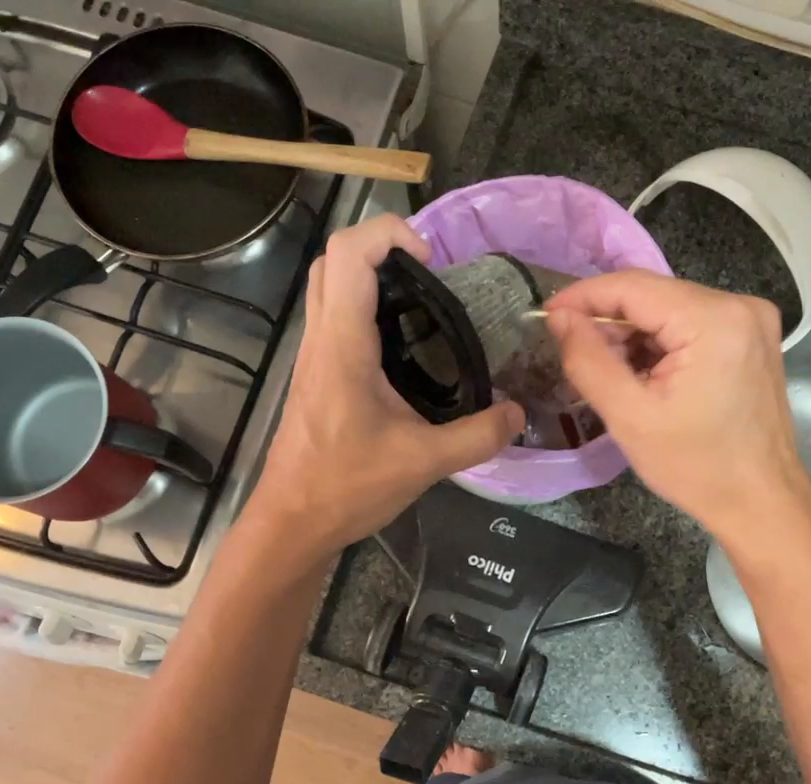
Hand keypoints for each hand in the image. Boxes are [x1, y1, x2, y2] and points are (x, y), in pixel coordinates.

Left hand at [249, 214, 523, 558]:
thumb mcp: (424, 463)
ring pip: (327, 286)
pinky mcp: (314, 376)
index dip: (390, 234)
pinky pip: (332, 318)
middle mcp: (321, 339)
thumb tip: (518, 415)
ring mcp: (312, 356)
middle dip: (380, 247)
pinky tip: (402, 347)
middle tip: (428, 278)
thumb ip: (477, 436)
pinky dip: (362, 308)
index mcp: (343, 345)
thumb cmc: (347, 487)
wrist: (293, 521)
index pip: (350, 253)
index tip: (433, 262)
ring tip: (421, 305)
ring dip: (368, 276)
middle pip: (332, 258)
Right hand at [546, 272, 810, 541]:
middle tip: (574, 356)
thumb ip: (589, 361)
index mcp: (714, 320)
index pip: (633, 286)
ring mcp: (751, 319)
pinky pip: (691, 325)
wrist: (761, 501)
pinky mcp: (752, 338)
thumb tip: (559, 318)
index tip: (547, 317)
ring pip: (669, 310)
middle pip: (653, 295)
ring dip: (633, 336)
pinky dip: (660, 344)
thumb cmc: (696, 467)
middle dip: (608, 322)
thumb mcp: (630, 417)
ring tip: (608, 374)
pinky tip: (643, 377)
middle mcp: (739, 305)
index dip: (583, 297)